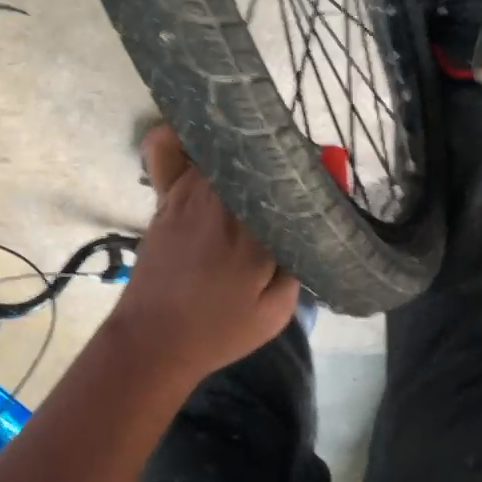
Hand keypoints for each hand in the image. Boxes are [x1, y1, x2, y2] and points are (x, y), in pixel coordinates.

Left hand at [107, 125, 300, 381]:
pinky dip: (186, 140)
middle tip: (299, 173)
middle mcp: (220, 201)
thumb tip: (315, 213)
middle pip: (259, 156)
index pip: (293, 180)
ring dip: (245, 149)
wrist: (152, 341)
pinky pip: (170, 151)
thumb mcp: (276, 310)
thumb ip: (298, 258)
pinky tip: (206, 144)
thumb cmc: (219, 331)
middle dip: (283, 159)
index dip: (315, 171)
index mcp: (254, 231)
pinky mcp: (165, 195)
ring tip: (265, 159)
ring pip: (223, 148)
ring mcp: (187, 192)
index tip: (328, 172)